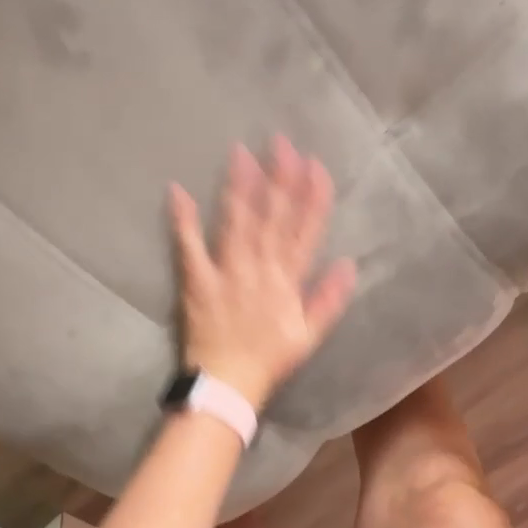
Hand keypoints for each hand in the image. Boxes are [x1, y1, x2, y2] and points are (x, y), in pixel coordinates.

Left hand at [169, 137, 357, 408]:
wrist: (229, 384)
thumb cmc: (269, 362)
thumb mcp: (308, 336)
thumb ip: (328, 299)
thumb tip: (349, 265)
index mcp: (286, 282)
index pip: (304, 232)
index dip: (311, 198)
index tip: (316, 166)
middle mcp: (259, 269)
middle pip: (272, 218)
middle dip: (278, 179)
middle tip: (281, 142)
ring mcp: (227, 273)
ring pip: (237, 223)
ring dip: (240, 187)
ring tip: (241, 153)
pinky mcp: (197, 282)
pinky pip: (189, 247)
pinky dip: (183, 220)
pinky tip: (178, 191)